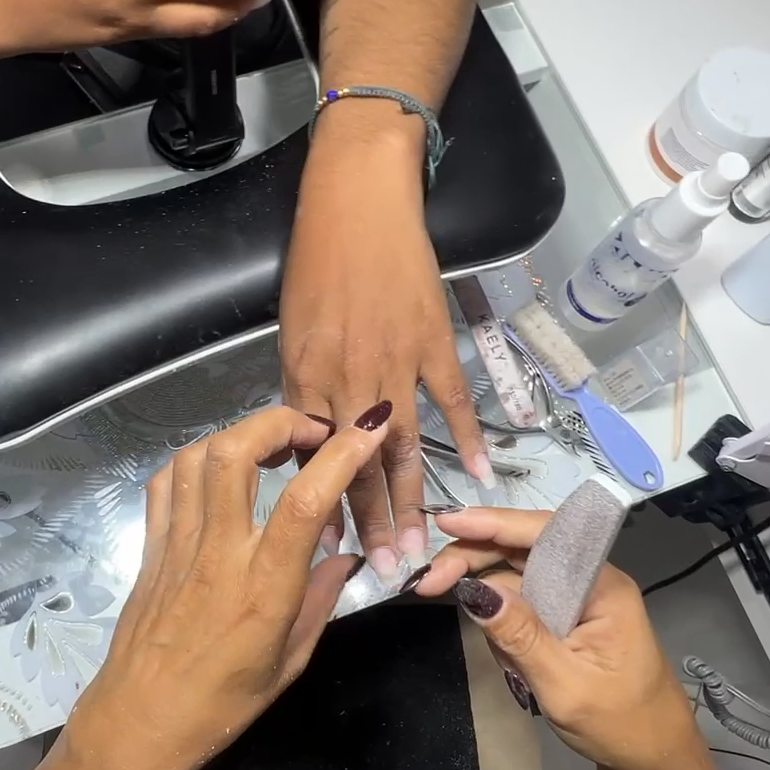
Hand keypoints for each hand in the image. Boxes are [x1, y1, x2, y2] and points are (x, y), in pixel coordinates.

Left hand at [59, 403, 390, 769]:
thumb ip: (322, 598)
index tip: (369, 428)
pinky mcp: (151, 547)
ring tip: (270, 447)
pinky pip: (165, 485)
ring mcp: (177, 544)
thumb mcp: (291, 660)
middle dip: (278, 422)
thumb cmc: (223, 705)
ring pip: (196, 458)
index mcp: (264, 585)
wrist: (139, 724)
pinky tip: (218, 475)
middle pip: (236, 453)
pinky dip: (195, 462)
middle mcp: (218, 552)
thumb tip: (346, 555)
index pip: (304, 499)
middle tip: (310, 432)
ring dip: (238, 435)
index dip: (341, 453)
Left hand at [280, 102, 487, 581]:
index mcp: (307, 378)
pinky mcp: (434, 342)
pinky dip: (467, 437)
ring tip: (423, 544)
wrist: (358, 201)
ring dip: (414, 499)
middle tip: (386, 568)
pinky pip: (452, 400)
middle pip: (361, 466)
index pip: (315, 460)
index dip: (324, 507)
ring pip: (405, 446)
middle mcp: (351, 380)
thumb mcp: (291, 329)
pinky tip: (478, 476)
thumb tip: (309, 437)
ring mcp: (397, 363)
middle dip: (373, 522)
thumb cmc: (315, 261)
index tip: (330, 549)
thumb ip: (301, 387)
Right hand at [411, 508, 710, 769]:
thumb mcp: (566, 686)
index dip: (495, 523)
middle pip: (519, 548)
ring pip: (512, 574)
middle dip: (472, 559)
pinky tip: (506, 656)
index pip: (545, 534)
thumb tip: (474, 591)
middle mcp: (587, 580)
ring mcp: (572, 597)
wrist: (655, 759)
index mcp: (602, 586)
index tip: (448, 524)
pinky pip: (518, 600)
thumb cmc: (622, 724)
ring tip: (474, 632)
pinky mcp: (560, 615)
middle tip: (427, 583)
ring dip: (483, 595)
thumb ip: (521, 636)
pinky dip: (499, 620)